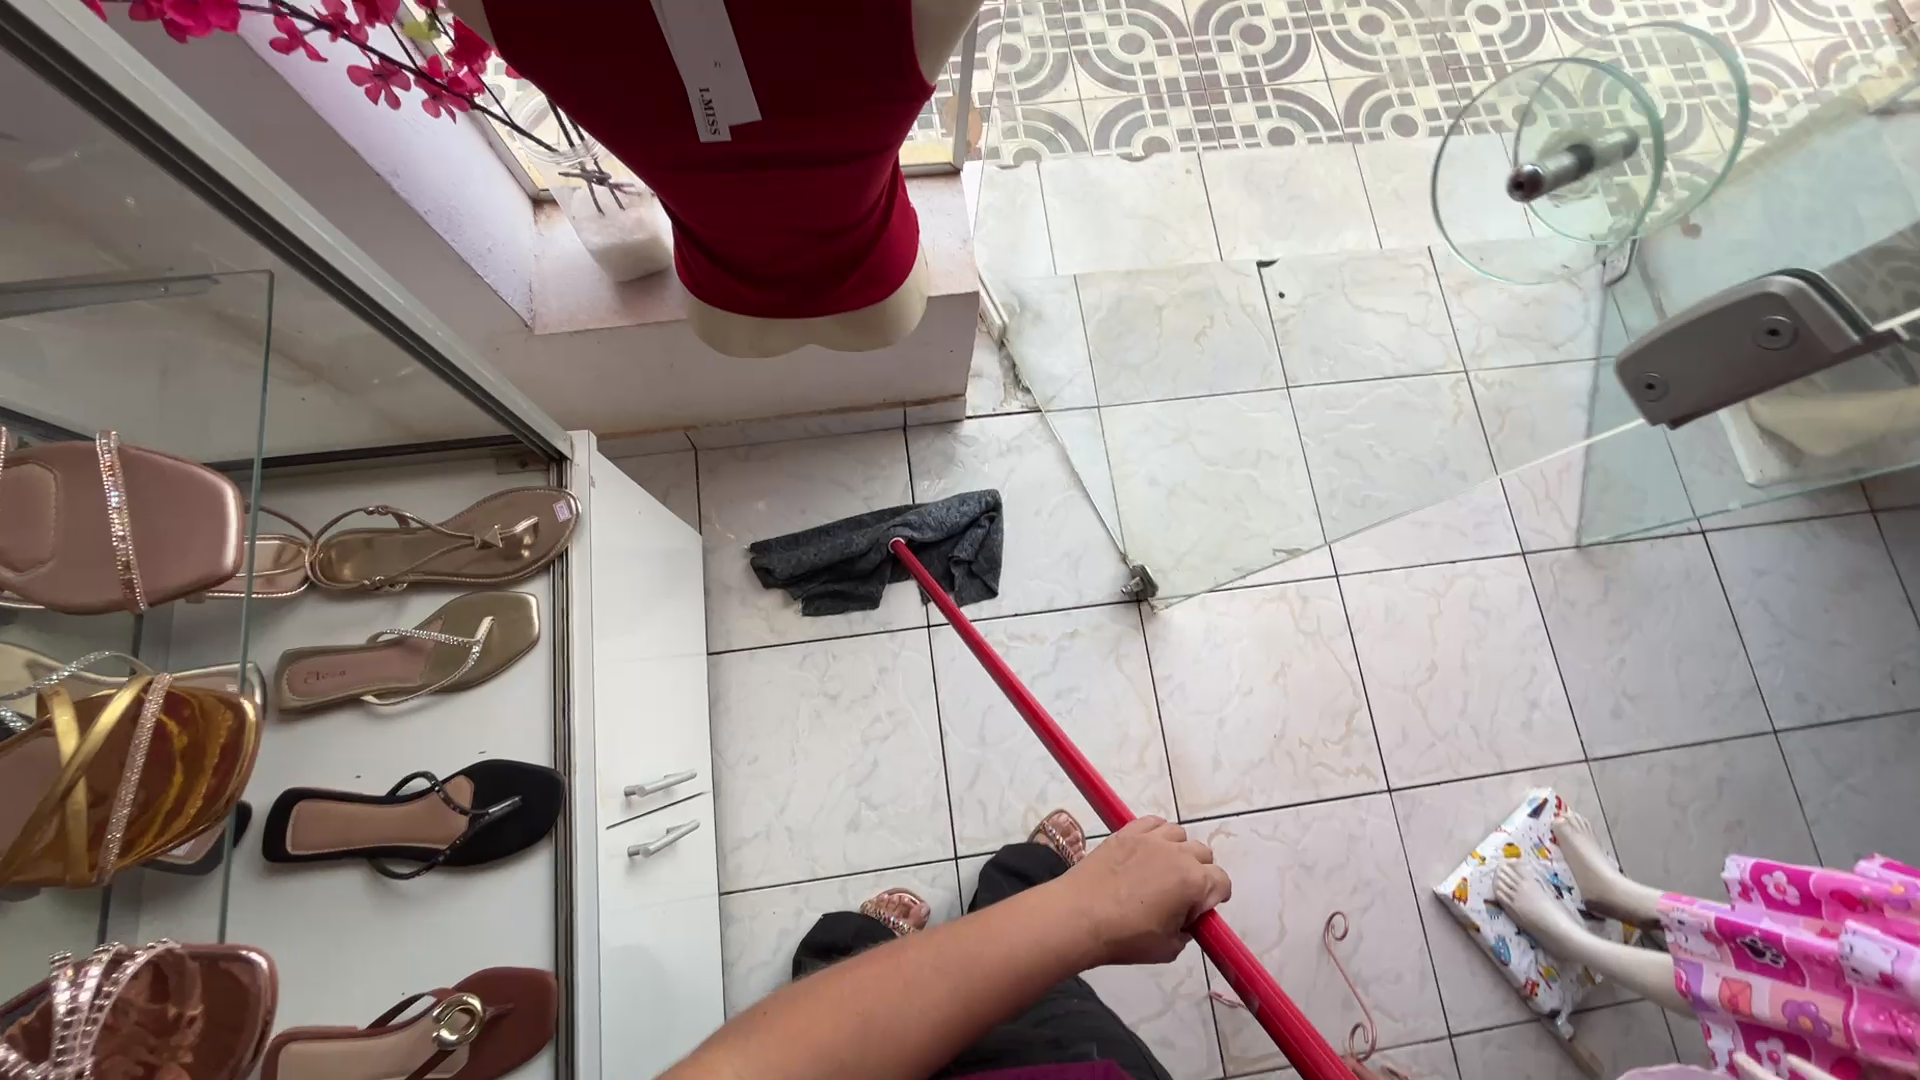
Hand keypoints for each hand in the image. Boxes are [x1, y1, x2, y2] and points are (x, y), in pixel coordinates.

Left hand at [1052, 816, 1230, 966]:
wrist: (1080, 915)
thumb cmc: (1126, 937)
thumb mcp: (1169, 948)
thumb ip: (1186, 930)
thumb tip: (1184, 919)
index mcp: (1194, 882)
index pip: (1222, 881)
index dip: (1215, 898)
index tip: (1198, 912)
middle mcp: (1177, 853)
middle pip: (1203, 854)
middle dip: (1200, 873)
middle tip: (1181, 894)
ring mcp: (1150, 838)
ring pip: (1179, 834)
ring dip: (1179, 851)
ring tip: (1163, 871)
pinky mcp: (1126, 831)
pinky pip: (1153, 822)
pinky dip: (1157, 833)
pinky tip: (1148, 850)